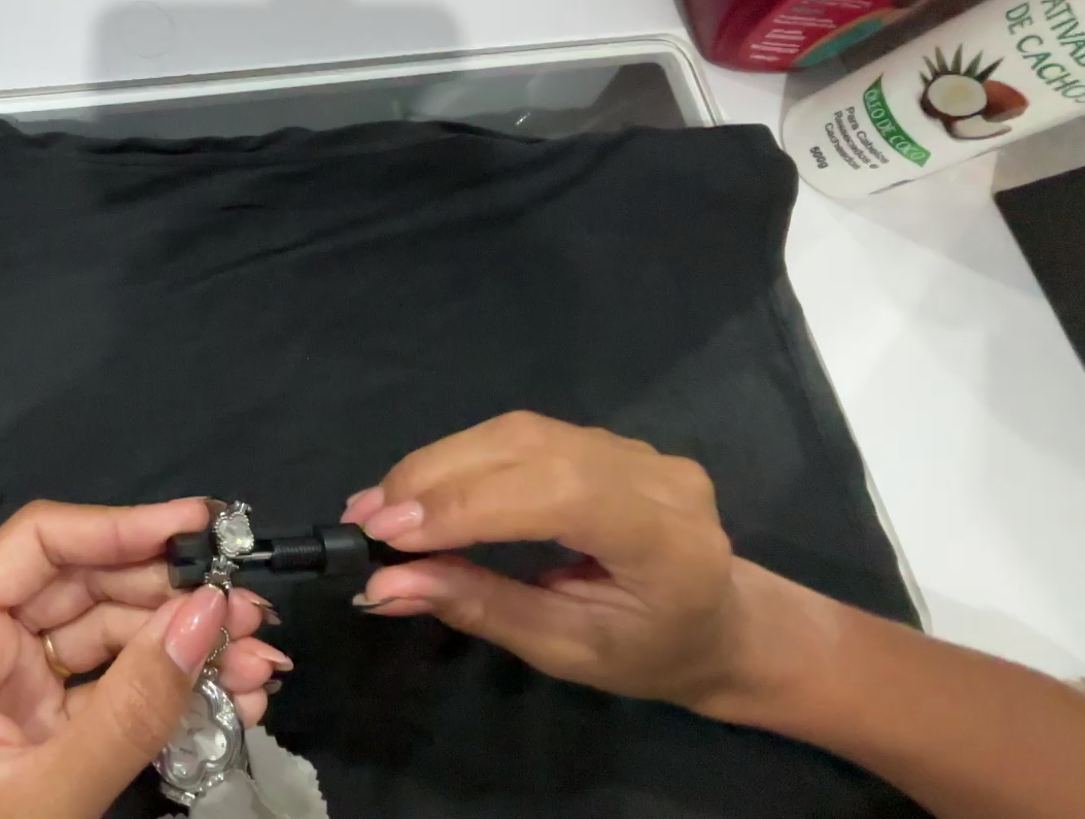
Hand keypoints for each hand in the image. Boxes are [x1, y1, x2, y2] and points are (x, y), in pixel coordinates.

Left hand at [0, 500, 289, 818]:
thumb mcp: (44, 795)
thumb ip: (130, 709)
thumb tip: (209, 613)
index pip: (41, 543)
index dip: (122, 526)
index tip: (199, 527)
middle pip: (87, 585)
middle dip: (172, 595)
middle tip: (248, 608)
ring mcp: (17, 686)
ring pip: (111, 635)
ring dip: (185, 644)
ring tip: (257, 660)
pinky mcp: (44, 727)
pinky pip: (115, 687)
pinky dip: (170, 688)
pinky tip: (230, 694)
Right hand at [340, 412, 759, 711]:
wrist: (720, 622)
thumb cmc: (649, 652)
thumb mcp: (565, 650)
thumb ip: (477, 607)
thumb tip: (382, 585)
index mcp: (669, 540)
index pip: (558, 494)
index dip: (467, 505)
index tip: (387, 533)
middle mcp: (652, 475)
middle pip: (525, 449)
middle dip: (433, 478)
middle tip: (364, 517)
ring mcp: (627, 445)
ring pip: (511, 431)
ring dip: (435, 463)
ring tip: (380, 503)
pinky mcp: (597, 437)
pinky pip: (514, 434)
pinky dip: (456, 457)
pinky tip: (420, 485)